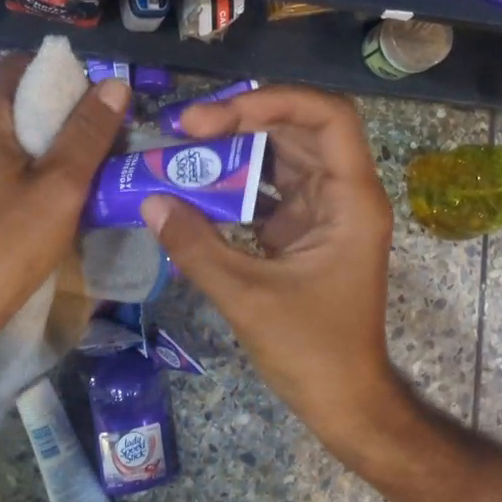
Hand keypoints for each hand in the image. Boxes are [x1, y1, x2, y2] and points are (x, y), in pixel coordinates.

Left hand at [0, 54, 128, 360]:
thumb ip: (88, 132)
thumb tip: (115, 83)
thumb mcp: (60, 188)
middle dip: (56, 117)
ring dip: (36, 146)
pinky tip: (36, 201)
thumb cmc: (4, 248)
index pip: (24, 66)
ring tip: (73, 176)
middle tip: (96, 147)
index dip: (66, 80)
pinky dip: (13, 169)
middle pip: (12, 100)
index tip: (97, 111)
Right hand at [140, 86, 405, 443]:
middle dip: (243, 119)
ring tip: (184, 147)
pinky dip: (236, 182)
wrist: (345, 401)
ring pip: (282, 156)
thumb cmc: (312, 350)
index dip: (275, 100)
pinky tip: (196, 185)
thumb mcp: (248, 296)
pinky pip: (270, 189)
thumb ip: (196, 246)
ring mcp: (325, 212)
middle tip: (186, 126)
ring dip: (237, 148)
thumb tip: (150, 202)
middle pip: (299, 129)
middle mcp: (344, 194)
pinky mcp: (305, 231)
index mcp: (351, 199)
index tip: (219, 114)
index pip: (328, 117)